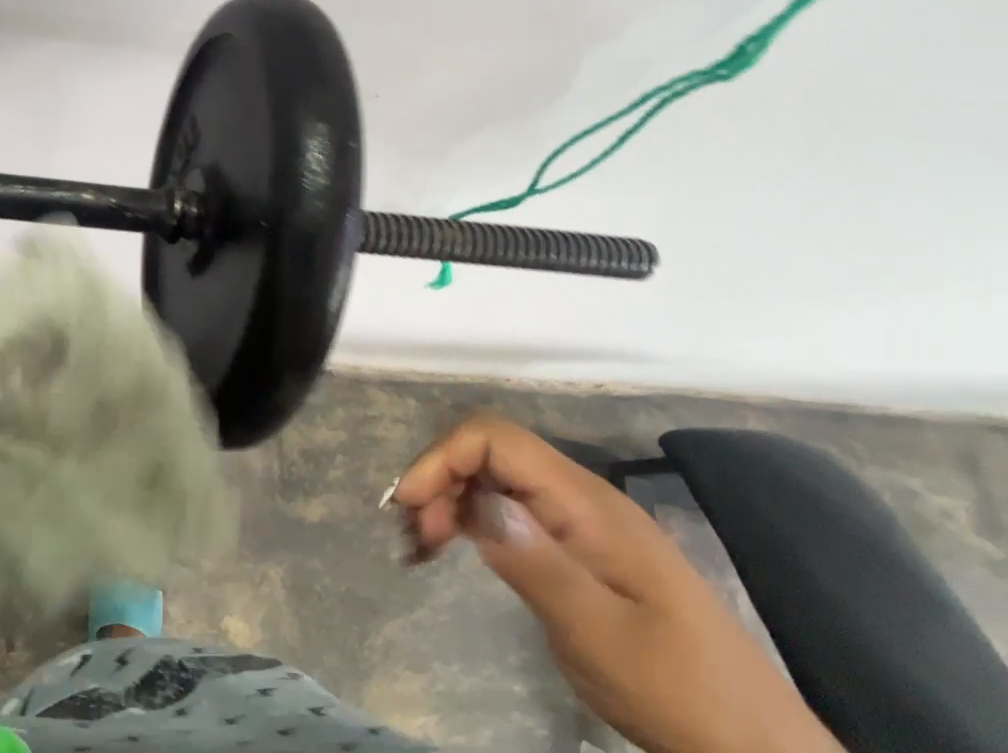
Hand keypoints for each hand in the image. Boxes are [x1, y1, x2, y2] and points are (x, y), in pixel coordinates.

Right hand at [393, 415, 842, 752]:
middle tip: (414, 540)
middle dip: (438, 481)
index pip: (496, 438)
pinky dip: (469, 521)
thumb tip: (474, 499)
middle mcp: (582, 499)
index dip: (442, 458)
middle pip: (490, 453)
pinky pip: (510, 511)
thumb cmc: (674, 686)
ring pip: (495, 480)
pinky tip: (450, 551)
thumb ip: (535, 560)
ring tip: (421, 549)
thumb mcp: (597, 631)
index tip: (409, 509)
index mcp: (588, 505)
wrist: (750, 742)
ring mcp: (582, 523)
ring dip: (448, 501)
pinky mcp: (578, 549)